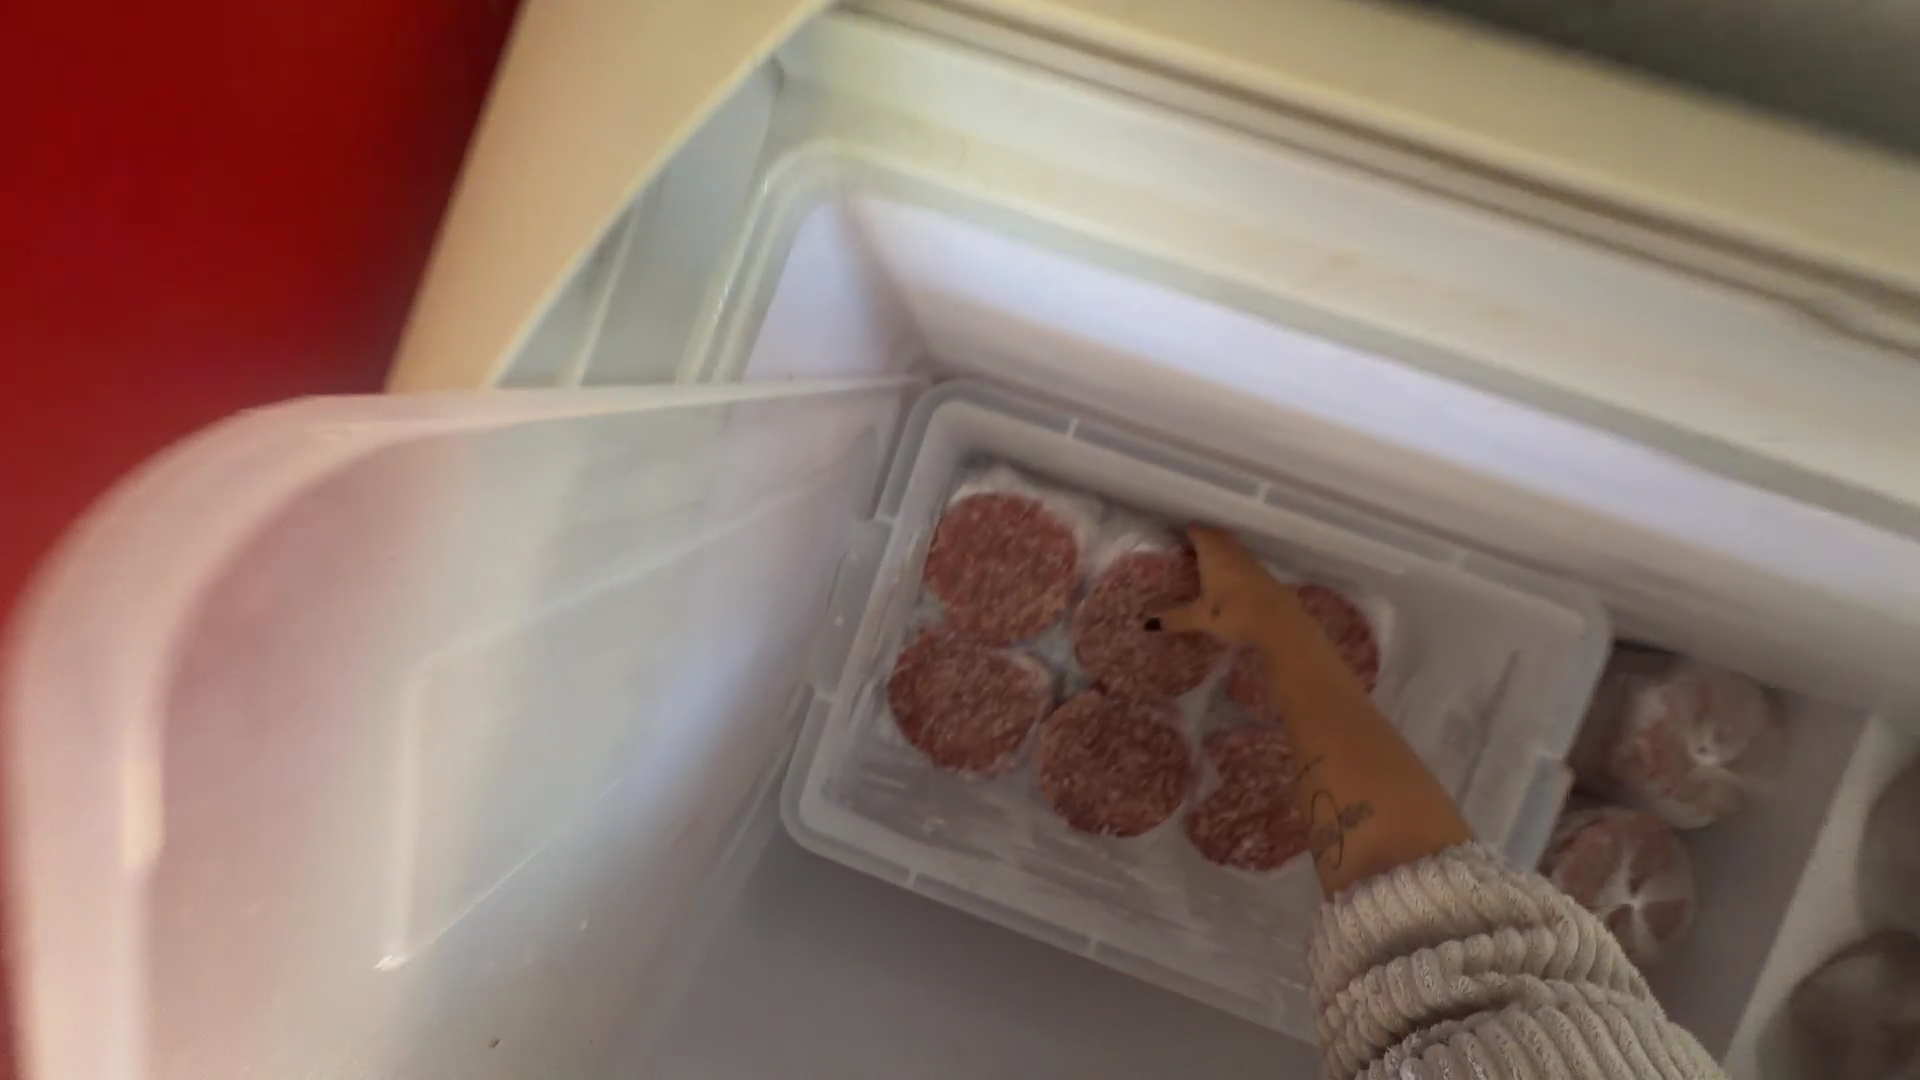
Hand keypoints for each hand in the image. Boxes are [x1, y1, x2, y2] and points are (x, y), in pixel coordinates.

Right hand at [1148, 525, 1296, 645]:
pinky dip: (1235, 563)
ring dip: (1222, 548)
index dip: (1191, 530)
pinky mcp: (1266, 577)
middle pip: (1219, 536)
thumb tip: (1150, 623)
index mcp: (1214, 556)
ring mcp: (1253, 564)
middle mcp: (1233, 554)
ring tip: (1211, 557)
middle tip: (1194, 540)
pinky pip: (1246, 562)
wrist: (1280, 625)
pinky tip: (1232, 577)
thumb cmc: (1233, 614)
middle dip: (1207, 535)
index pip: (1201, 533)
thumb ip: (1176, 619)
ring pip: (1234, 548)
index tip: (1182, 530)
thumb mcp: (1200, 619)